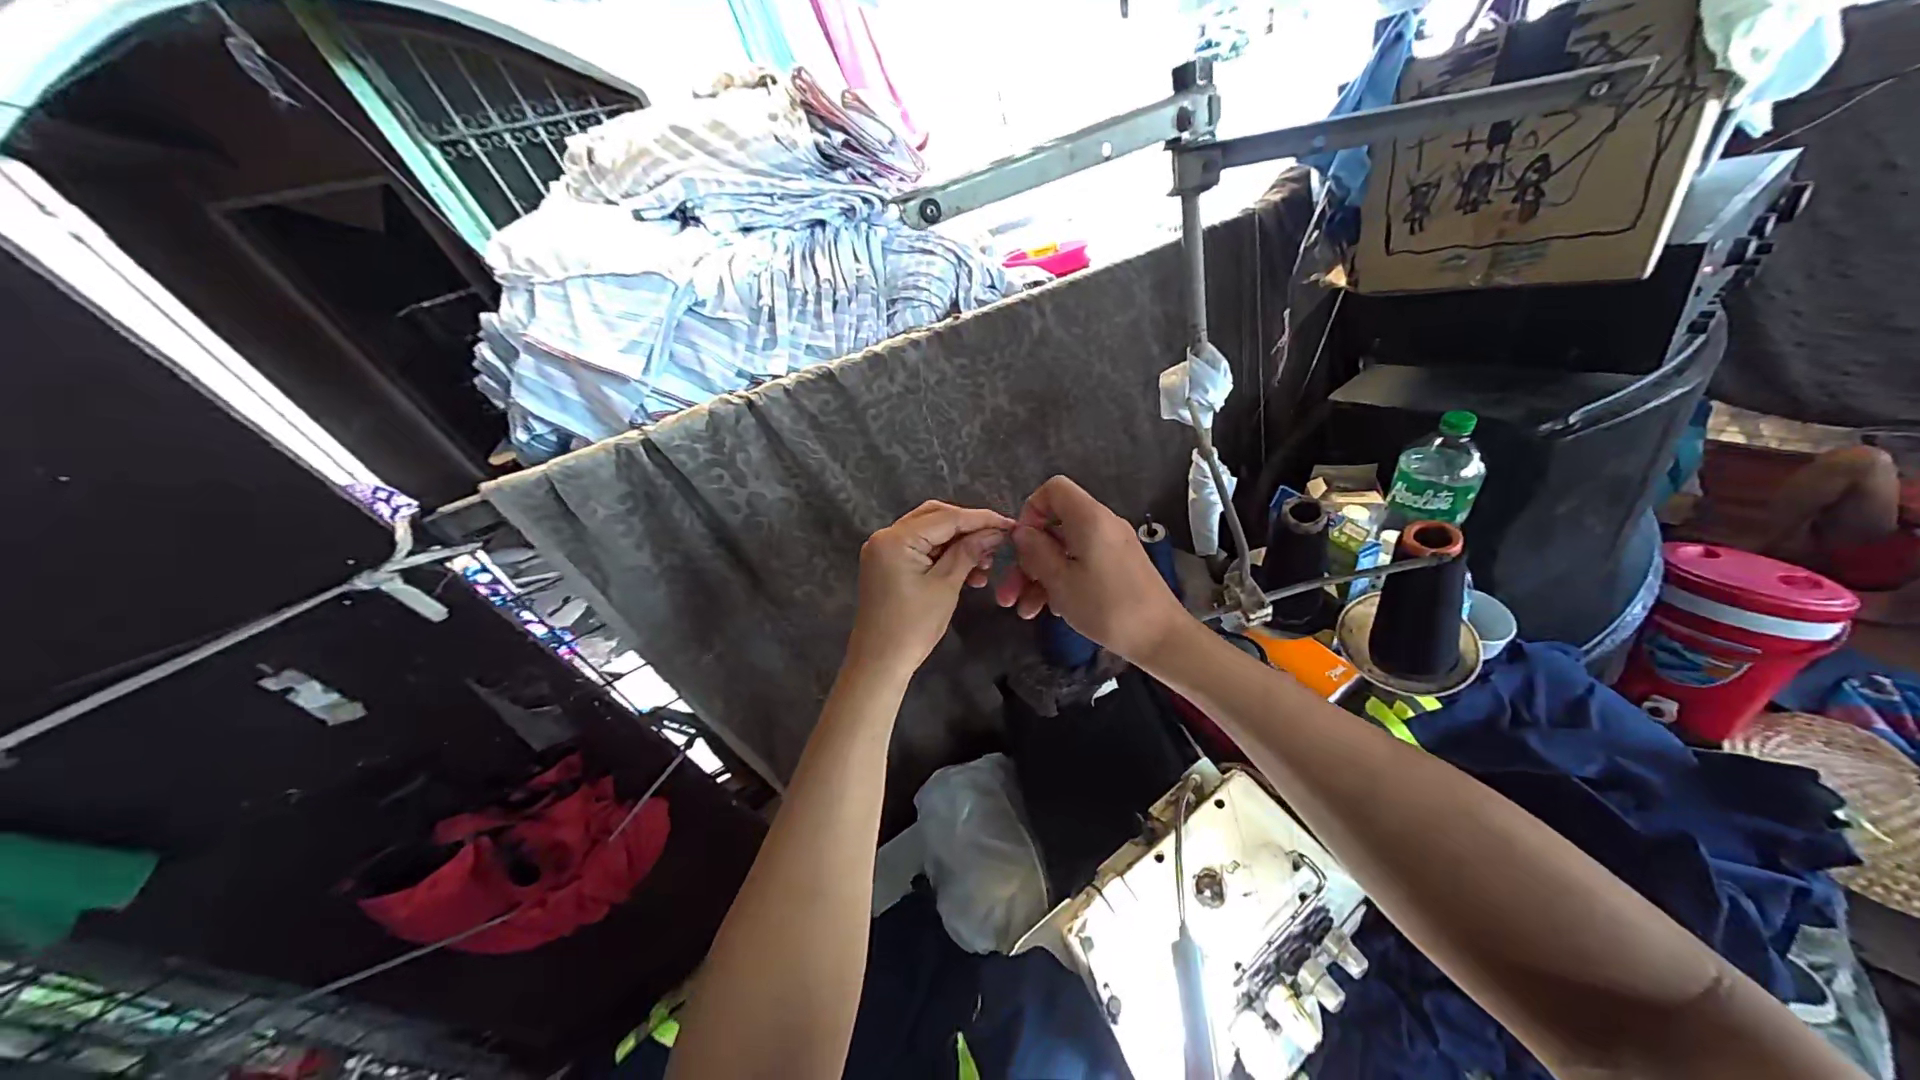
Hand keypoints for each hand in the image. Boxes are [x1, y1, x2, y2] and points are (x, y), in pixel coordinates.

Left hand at [846, 501, 1014, 676]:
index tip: (1009, 524)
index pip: (946, 517)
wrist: (879, 662)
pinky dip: (943, 555)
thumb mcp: (946, 586)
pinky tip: (967, 572)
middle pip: (935, 517)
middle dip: (968, 528)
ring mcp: (883, 550)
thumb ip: (969, 552)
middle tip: (996, 541)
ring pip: (929, 532)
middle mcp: (885, 536)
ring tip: (985, 564)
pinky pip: (920, 549)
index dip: (981, 519)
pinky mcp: (887, 564)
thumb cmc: (913, 627)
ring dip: (958, 543)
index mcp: (896, 539)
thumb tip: (994, 532)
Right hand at [994, 476, 1192, 663]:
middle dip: (1028, 558)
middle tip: (1010, 591)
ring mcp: (1112, 546)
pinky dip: (1062, 581)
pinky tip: (1049, 609)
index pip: (1053, 489)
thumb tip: (1023, 532)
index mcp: (1089, 518)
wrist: (1161, 637)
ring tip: (1024, 610)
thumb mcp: (1060, 582)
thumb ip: (1036, 552)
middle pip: (1054, 526)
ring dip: (1040, 577)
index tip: (1022, 543)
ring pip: (1064, 550)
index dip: (1030, 510)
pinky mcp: (1118, 566)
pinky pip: (1081, 562)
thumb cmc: (1107, 607)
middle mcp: (1102, 524)